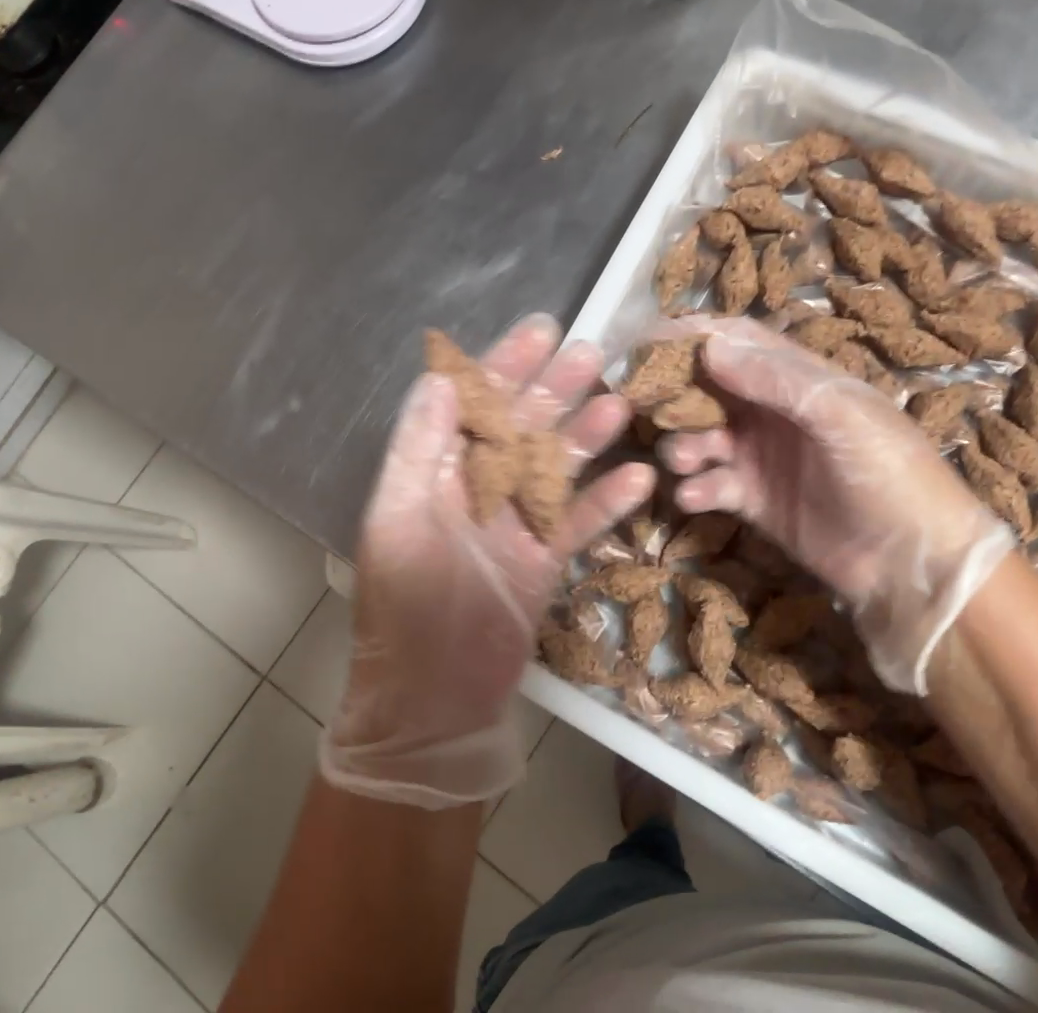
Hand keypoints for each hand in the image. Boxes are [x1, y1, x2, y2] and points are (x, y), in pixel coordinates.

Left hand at [322, 315, 655, 808]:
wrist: (433, 703)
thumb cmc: (406, 614)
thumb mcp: (397, 527)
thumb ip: (417, 452)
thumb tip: (436, 378)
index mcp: (430, 477)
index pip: (467, 407)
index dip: (500, 369)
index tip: (537, 332)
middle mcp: (472, 492)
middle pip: (516, 429)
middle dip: (550, 390)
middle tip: (591, 352)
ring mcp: (510, 527)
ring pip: (552, 468)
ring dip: (583, 436)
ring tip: (619, 404)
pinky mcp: (542, 563)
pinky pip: (578, 523)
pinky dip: (607, 502)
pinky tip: (640, 477)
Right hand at [657, 317, 1013, 694]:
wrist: (912, 564)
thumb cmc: (891, 475)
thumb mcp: (842, 416)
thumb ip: (778, 380)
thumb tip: (709, 346)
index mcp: (801, 380)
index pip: (738, 342)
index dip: (693, 337)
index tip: (646, 343)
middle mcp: (774, 412)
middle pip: (710, 388)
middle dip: (675, 394)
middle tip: (642, 406)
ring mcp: (761, 458)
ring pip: (702, 436)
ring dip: (683, 443)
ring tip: (685, 459)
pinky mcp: (753, 500)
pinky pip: (710, 484)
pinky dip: (695, 487)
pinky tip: (694, 497)